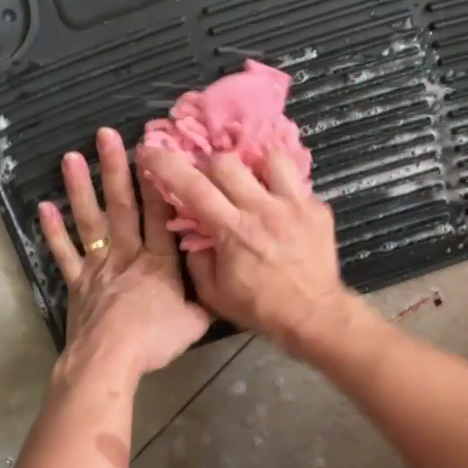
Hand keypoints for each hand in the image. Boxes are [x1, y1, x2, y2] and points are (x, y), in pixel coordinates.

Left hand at [39, 128, 211, 381]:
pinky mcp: (77, 283)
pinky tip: (45, 207)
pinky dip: (53, 231)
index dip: (157, 183)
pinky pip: (64, 253)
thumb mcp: (196, 322)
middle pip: (122, 206)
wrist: (111, 359)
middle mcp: (128, 255)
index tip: (152, 152)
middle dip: (116, 169)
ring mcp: (99, 266)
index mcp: (161, 262)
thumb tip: (226, 280)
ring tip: (72, 157)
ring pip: (91, 221)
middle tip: (107, 135)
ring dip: (81, 188)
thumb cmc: (155, 340)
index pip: (160, 216)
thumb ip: (208, 298)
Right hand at [136, 147, 359, 353]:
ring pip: (269, 159)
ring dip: (254, 168)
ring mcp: (294, 205)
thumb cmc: (260, 308)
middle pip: (226, 162)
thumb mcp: (214, 294)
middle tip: (211, 180)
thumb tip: (191, 230)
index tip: (150, 151)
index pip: (192, 186)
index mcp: (232, 230)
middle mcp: (262, 210)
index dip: (166, 165)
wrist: (314, 315)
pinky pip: (296, 181)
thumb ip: (196, 259)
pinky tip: (281, 205)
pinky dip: (282, 187)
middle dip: (210, 166)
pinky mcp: (318, 208)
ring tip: (253, 183)